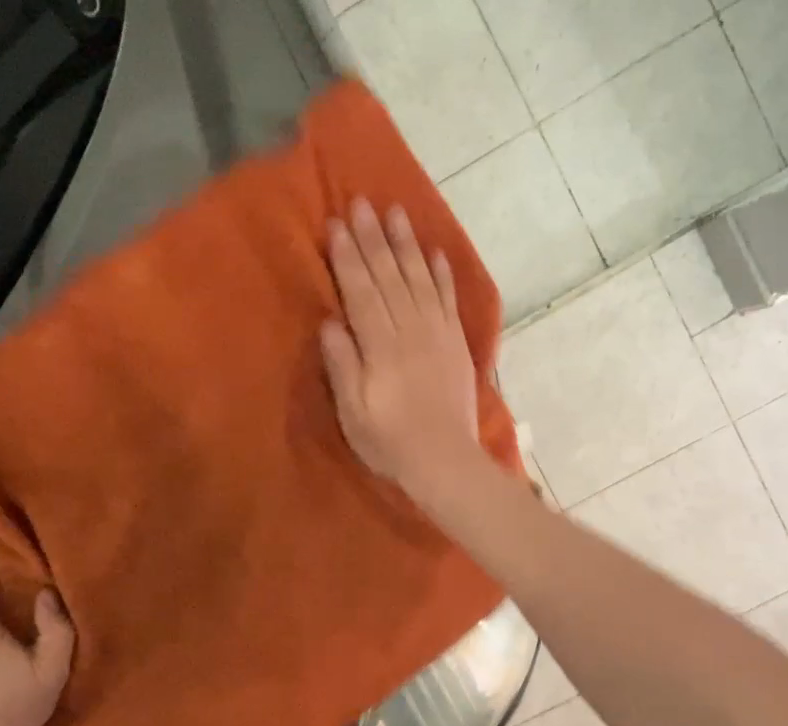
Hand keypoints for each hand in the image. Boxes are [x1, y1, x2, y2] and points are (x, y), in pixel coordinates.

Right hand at [320, 198, 482, 498]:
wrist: (445, 461)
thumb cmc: (390, 442)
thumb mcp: (352, 412)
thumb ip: (342, 365)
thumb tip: (331, 322)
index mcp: (380, 346)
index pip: (360, 291)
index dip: (347, 257)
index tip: (336, 224)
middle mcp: (410, 329)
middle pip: (389, 276)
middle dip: (373, 238)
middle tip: (361, 202)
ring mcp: (438, 333)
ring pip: (420, 278)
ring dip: (406, 244)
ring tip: (396, 212)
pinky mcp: (456, 343)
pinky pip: (448, 298)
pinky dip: (441, 273)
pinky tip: (433, 252)